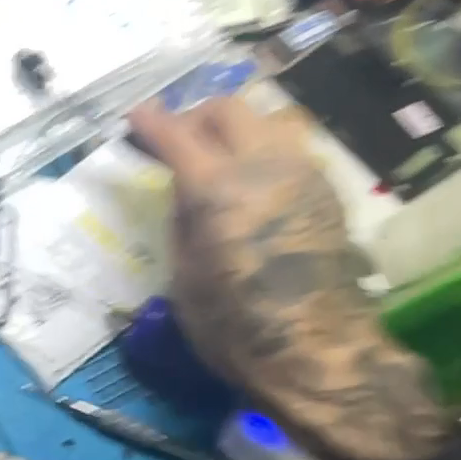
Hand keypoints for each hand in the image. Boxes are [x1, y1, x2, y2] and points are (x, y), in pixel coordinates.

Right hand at [127, 97, 450, 459]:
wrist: (314, 350)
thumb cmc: (231, 326)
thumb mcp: (185, 275)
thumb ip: (183, 221)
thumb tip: (183, 191)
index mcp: (217, 189)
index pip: (177, 134)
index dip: (151, 122)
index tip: (134, 116)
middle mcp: (264, 166)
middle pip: (228, 109)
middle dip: (196, 116)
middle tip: (175, 139)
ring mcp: (303, 173)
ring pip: (266, 120)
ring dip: (235, 128)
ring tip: (216, 155)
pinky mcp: (326, 190)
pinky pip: (289, 148)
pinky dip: (262, 151)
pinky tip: (250, 181)